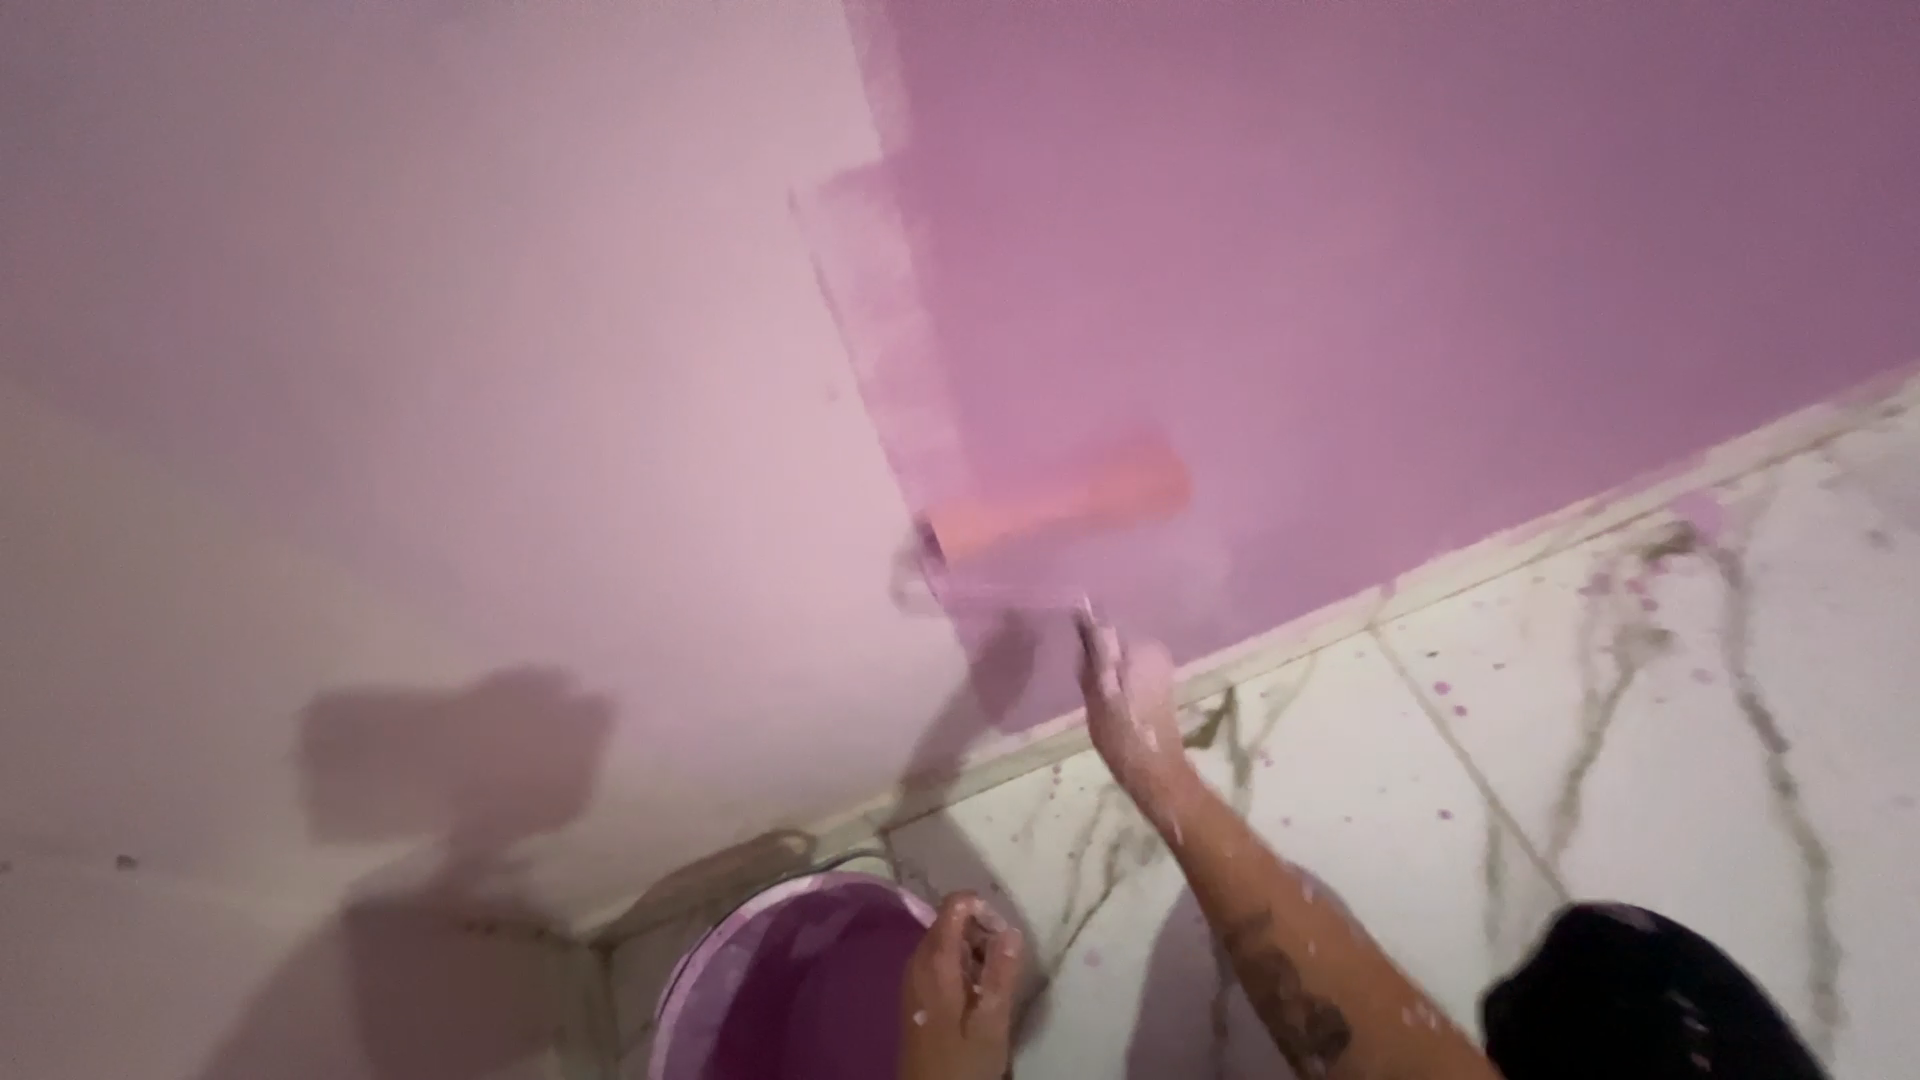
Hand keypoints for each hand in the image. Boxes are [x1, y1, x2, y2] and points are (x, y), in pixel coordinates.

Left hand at [899, 891, 1024, 1079]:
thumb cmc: (961, 1065)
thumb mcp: (991, 1022)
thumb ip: (1001, 972)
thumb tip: (1011, 929)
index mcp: (935, 959)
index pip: (954, 903)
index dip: (983, 908)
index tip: (1005, 936)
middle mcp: (918, 958)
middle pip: (951, 920)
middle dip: (981, 933)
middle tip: (1004, 966)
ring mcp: (914, 974)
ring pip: (947, 940)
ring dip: (974, 952)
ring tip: (993, 984)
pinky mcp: (916, 991)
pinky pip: (940, 960)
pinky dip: (961, 966)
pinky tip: (975, 995)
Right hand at [1076, 618, 1187, 795]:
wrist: (1154, 769)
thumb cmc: (1121, 732)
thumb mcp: (1098, 689)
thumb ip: (1095, 647)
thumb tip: (1085, 610)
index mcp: (1140, 645)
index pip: (1103, 621)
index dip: (1084, 635)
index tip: (1073, 655)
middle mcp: (1154, 647)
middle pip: (1111, 636)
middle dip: (1093, 651)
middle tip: (1083, 680)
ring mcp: (1159, 663)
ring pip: (1117, 651)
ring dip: (1102, 663)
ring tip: (1092, 689)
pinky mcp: (1158, 678)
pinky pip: (1126, 664)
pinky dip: (1114, 673)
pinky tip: (1107, 695)